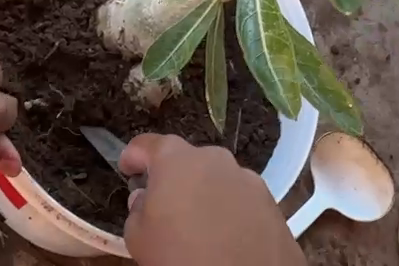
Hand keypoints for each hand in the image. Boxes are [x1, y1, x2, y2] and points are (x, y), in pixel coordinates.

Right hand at [120, 135, 301, 265]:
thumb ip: (136, 210)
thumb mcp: (139, 239)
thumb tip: (145, 198)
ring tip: (201, 228)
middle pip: (184, 162)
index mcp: (174, 157)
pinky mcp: (270, 203)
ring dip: (204, 195)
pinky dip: (232, 212)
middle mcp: (211, 157)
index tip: (127, 171)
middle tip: (164, 209)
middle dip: (172, 180)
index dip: (133, 157)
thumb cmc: (182, 257)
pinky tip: (228, 239)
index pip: (145, 145)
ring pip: (215, 180)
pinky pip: (240, 200)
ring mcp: (245, 177)